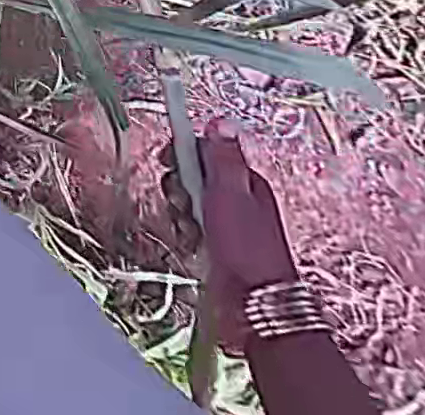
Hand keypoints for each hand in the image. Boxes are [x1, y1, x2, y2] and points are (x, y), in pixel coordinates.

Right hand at [162, 119, 299, 347]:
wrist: (255, 303)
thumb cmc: (246, 245)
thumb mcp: (232, 193)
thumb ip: (224, 156)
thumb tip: (223, 120)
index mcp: (244, 180)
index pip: (204, 149)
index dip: (182, 152)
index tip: (169, 161)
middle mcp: (236, 197)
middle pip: (191, 173)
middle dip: (178, 184)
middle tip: (182, 199)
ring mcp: (225, 220)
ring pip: (186, 198)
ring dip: (179, 210)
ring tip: (188, 226)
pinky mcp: (213, 240)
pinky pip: (187, 222)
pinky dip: (183, 229)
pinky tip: (190, 240)